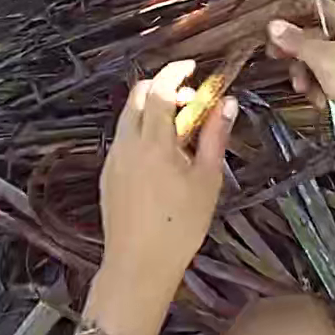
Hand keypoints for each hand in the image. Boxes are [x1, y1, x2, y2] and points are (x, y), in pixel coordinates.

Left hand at [95, 60, 236, 329]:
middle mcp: (127, 143)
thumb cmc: (180, 225)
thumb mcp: (207, 180)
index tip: (192, 66)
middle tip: (190, 100)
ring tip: (180, 128)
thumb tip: (227, 102)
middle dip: (163, 86)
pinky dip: (142, 127)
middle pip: (138, 95)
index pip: (160, 90)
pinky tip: (162, 153)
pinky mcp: (108, 173)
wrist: (137, 267)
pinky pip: (123, 136)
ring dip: (152, 107)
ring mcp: (114, 158)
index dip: (175, 72)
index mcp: (153, 142)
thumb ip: (215, 137)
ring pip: (128, 115)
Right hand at [267, 0, 334, 155]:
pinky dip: (318, 90)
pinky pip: (325, 82)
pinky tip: (320, 101)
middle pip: (313, 36)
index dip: (294, 14)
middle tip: (278, 59)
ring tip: (305, 88)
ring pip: (316, 62)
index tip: (273, 27)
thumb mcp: (323, 58)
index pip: (317, 7)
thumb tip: (274, 25)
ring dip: (305, 75)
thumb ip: (296, 41)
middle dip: (296, 51)